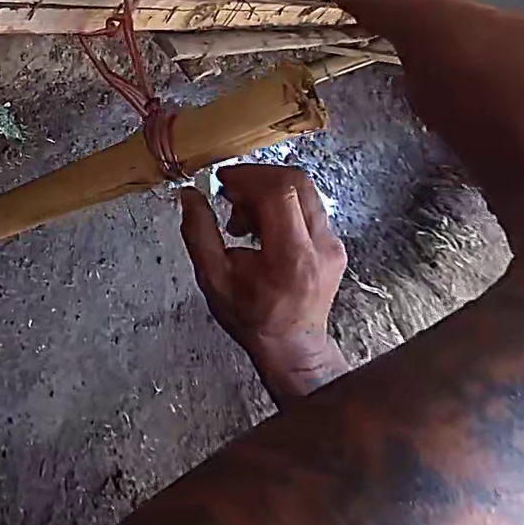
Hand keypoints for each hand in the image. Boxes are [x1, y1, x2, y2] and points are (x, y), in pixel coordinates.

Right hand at [178, 164, 349, 405]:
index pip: (279, 192)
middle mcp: (320, 245)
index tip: (224, 181)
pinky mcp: (333, 243)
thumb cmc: (251, 316)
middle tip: (231, 194)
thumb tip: (189, 195)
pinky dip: (280, 204)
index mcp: (291, 255)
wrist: (292, 346)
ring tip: (243, 216)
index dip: (248, 177)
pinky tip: (260, 227)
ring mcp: (332, 243)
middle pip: (296, 182)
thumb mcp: (213, 277)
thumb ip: (198, 233)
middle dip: (257, 178)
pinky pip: (307, 205)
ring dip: (268, 190)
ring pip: (304, 190)